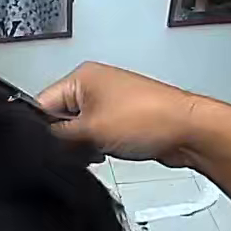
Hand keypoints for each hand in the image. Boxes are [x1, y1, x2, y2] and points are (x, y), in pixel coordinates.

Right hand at [36, 62, 215, 168]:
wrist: (187, 131)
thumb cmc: (149, 119)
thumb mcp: (90, 131)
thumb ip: (59, 137)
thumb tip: (45, 143)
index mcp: (82, 77)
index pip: (42, 103)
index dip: (42, 129)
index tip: (47, 147)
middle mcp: (95, 85)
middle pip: (60, 117)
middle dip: (66, 139)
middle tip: (78, 149)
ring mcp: (110, 102)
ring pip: (79, 129)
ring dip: (83, 144)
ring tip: (97, 150)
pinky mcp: (122, 119)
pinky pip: (97, 134)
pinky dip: (97, 146)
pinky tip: (105, 154)